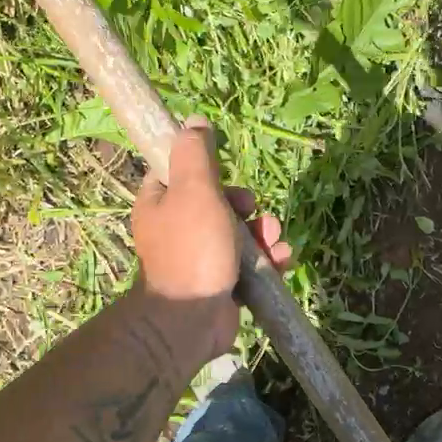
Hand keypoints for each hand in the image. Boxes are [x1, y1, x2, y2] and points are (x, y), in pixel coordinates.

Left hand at [130, 117, 291, 357]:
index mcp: (160, 204)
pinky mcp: (222, 287)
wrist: (191, 319)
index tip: (226, 172)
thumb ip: (195, 153)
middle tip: (256, 211)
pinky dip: (267, 262)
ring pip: (238, 237)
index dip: (208, 170)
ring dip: (263, 234)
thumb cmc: (192, 248)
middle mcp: (176, 232)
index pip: (181, 175)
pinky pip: (248, 268)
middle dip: (246, 206)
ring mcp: (200, 262)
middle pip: (217, 205)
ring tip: (276, 240)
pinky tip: (282, 260)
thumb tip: (196, 122)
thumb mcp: (194, 188)